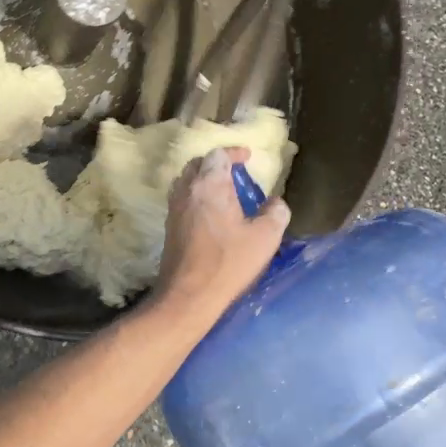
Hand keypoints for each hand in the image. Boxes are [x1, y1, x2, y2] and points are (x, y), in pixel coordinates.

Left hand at [150, 147, 290, 320]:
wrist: (189, 294)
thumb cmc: (228, 262)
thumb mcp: (265, 238)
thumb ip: (275, 213)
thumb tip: (276, 202)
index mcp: (209, 185)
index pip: (218, 154)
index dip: (234, 152)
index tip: (248, 157)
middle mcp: (187, 189)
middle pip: (199, 163)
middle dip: (217, 163)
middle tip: (236, 174)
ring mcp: (174, 207)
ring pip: (187, 180)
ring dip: (204, 179)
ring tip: (224, 191)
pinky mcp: (170, 224)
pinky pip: (183, 197)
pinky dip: (197, 195)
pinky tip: (211, 212)